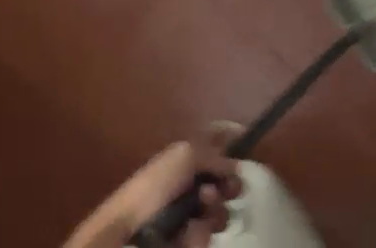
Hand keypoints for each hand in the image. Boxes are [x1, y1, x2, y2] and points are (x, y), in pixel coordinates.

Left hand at [67, 125, 244, 247]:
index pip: (216, 140)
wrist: (128, 230)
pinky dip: (200, 235)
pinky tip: (190, 234)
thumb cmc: (155, 185)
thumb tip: (236, 165)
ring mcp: (189, 212)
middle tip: (224, 190)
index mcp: (188, 157)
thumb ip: (215, 155)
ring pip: (220, 211)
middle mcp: (192, 182)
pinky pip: (206, 235)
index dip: (232, 138)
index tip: (247, 139)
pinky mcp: (186, 239)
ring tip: (201, 216)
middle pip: (226, 180)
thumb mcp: (186, 156)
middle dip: (229, 185)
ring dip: (215, 212)